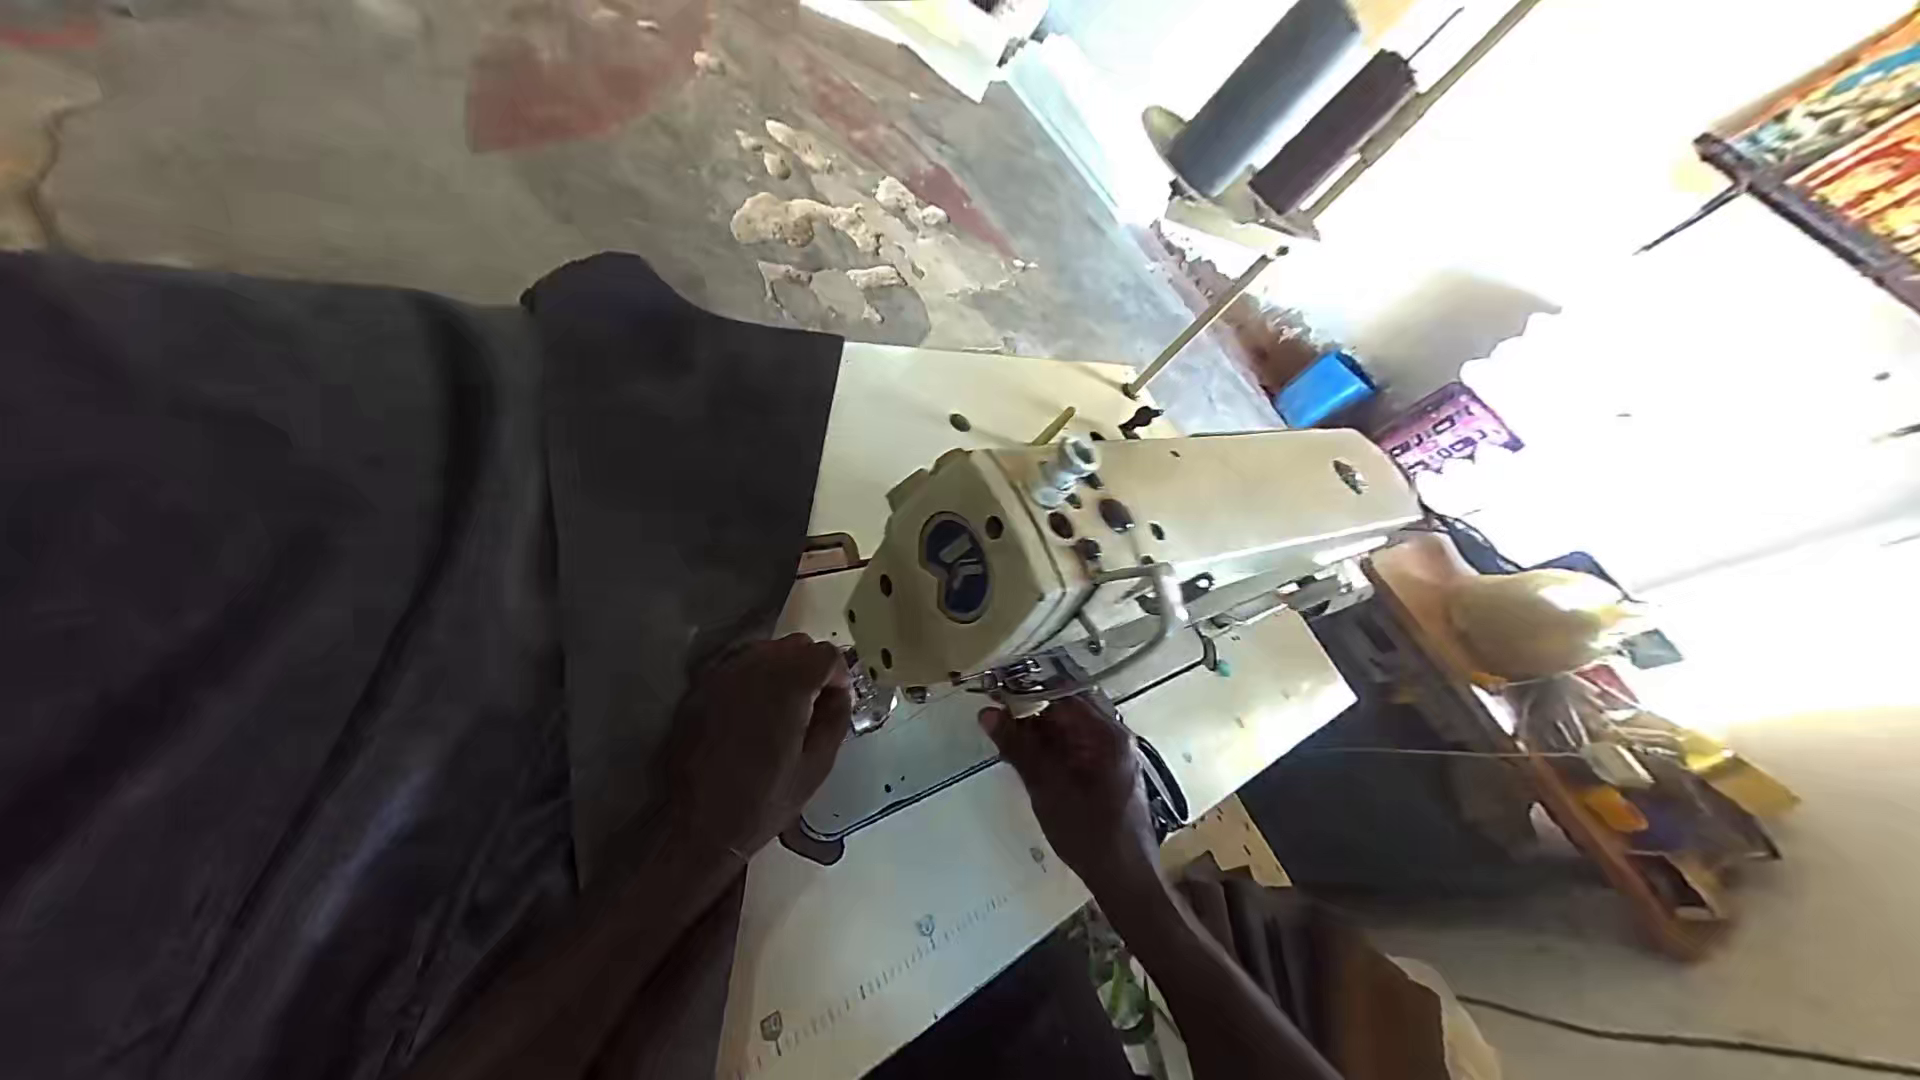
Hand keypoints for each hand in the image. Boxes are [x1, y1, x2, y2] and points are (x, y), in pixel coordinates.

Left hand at [664, 634, 850, 858]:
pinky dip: (753, 675)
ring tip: (782, 705)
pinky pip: (737, 664)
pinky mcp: (700, 687)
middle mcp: (755, 668)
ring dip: (782, 667)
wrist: (697, 826)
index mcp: (789, 685)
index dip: (838, 675)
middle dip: (812, 667)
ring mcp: (723, 674)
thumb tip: (839, 693)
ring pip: (766, 649)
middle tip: (812, 703)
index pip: (826, 654)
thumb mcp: (817, 766)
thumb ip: (836, 718)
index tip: (836, 701)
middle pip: (796, 645)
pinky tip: (752, 707)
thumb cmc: (764, 801)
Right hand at [978, 697, 1160, 896]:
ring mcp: (1113, 755)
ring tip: (1006, 741)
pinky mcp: (1107, 773)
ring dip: (1038, 733)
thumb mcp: (1047, 787)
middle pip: (1067, 710)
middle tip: (996, 720)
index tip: (996, 696)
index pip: (1062, 695)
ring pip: (1069, 730)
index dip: (1027, 692)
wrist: (1125, 880)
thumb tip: (987, 713)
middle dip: (1030, 713)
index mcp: (1106, 733)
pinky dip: (1051, 749)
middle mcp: (1114, 737)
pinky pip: (1075, 747)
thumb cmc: (1089, 832)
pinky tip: (1027, 760)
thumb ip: (1017, 747)